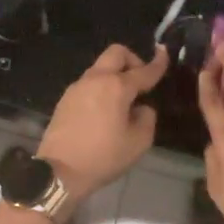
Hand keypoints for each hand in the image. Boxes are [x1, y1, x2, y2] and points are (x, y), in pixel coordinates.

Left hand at [37, 43, 168, 199]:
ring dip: (114, 75)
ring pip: (100, 68)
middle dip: (132, 60)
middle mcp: (95, 79)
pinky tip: (104, 111)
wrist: (59, 170)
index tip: (164, 54)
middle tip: (140, 82)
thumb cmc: (103, 157)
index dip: (158, 63)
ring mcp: (77, 87)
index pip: (143, 70)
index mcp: (116, 87)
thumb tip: (141, 108)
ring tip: (122, 102)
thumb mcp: (138, 143)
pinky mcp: (65, 99)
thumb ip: (147, 118)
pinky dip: (101, 88)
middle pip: (116, 53)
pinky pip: (88, 83)